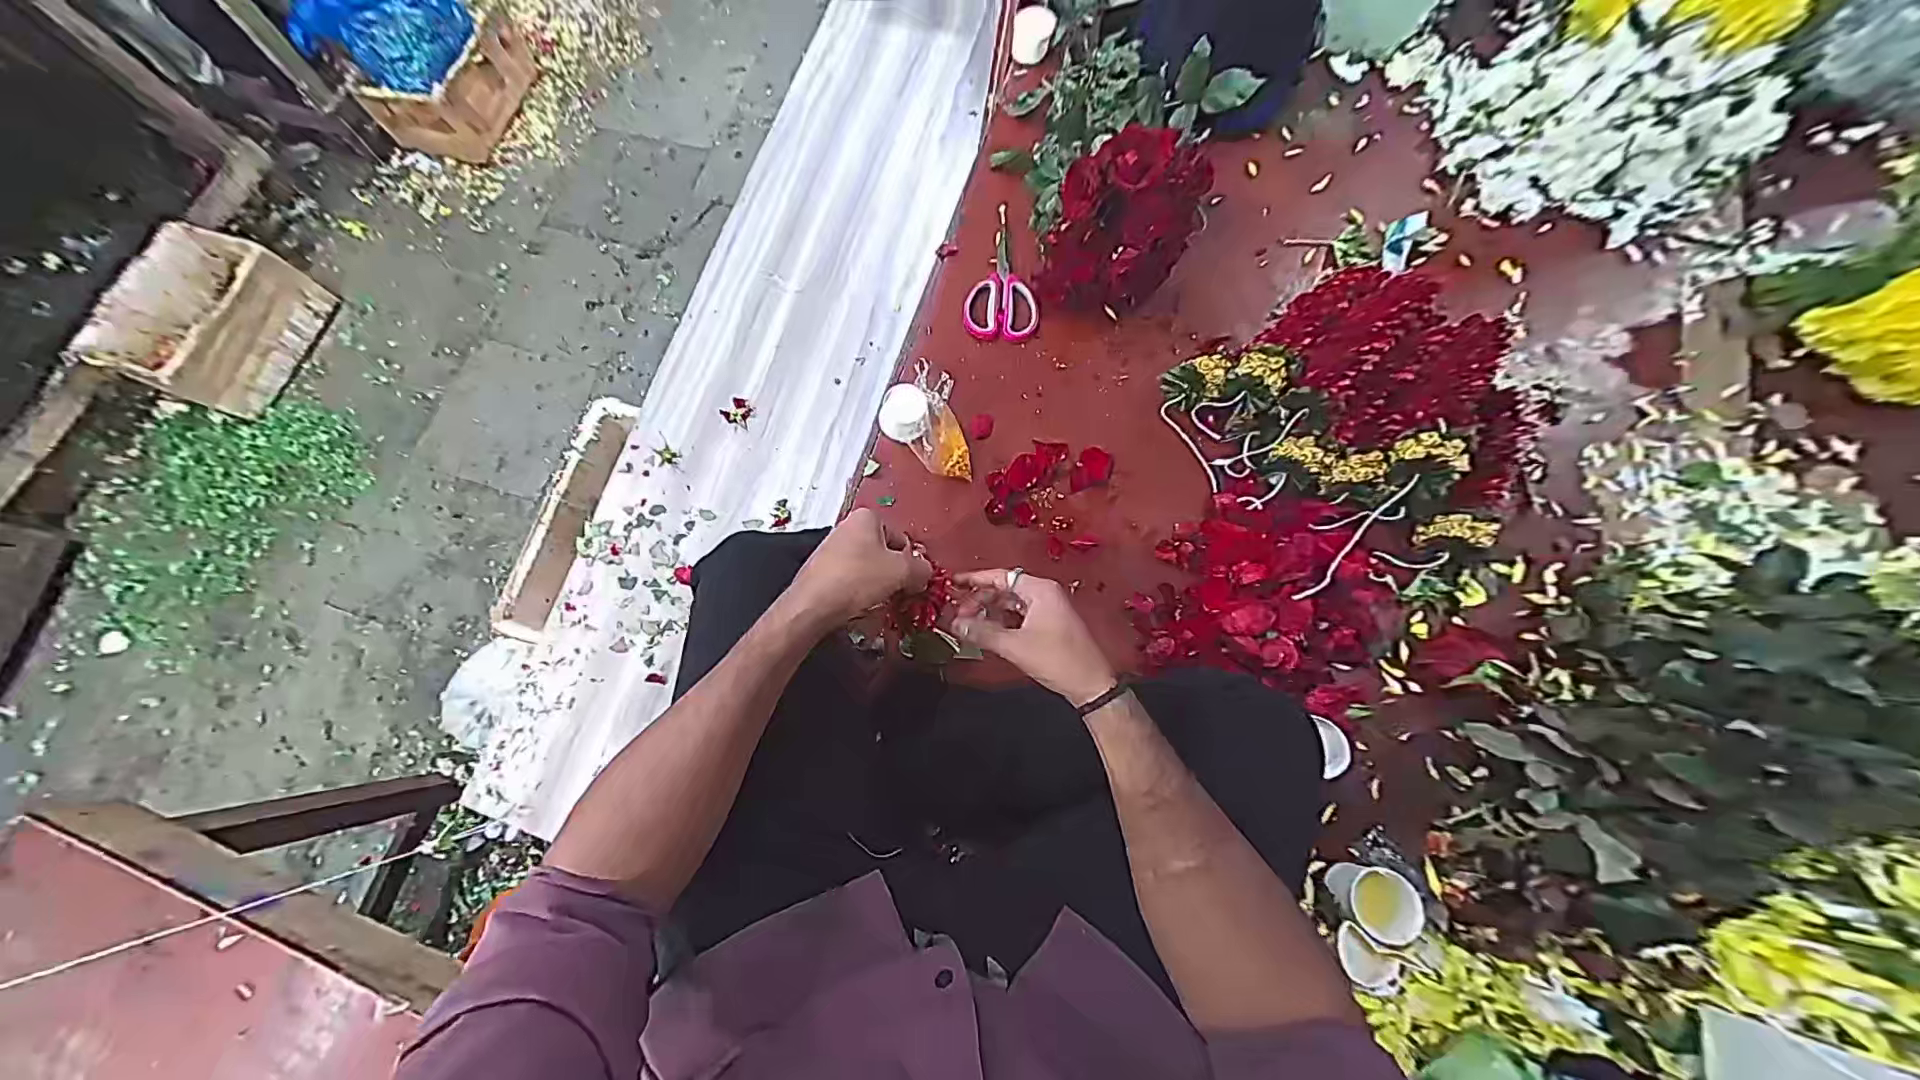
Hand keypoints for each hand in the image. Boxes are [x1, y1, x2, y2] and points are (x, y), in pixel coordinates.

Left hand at [785, 508, 930, 629]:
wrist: (812, 606)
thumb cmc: (857, 579)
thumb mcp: (902, 572)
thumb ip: (921, 569)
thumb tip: (925, 572)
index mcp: (867, 517)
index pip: (902, 539)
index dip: (910, 562)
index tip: (911, 581)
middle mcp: (847, 527)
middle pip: (885, 553)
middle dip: (894, 574)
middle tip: (897, 592)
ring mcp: (832, 548)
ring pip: (869, 567)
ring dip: (878, 585)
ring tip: (876, 600)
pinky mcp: (822, 569)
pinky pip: (852, 578)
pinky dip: (859, 591)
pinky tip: (858, 604)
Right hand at [949, 569, 1117, 704]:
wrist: (1090, 684)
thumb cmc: (1058, 660)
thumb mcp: (1015, 646)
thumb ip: (982, 632)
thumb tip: (955, 624)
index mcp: (1040, 590)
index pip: (1001, 576)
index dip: (975, 579)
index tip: (954, 584)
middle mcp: (1044, 593)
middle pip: (1004, 589)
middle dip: (980, 600)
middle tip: (958, 614)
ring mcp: (1048, 608)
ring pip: (1011, 603)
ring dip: (990, 612)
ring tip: (968, 623)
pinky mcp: (1048, 623)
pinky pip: (1019, 615)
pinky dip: (1002, 621)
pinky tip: (987, 631)